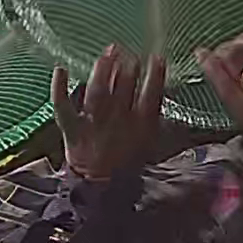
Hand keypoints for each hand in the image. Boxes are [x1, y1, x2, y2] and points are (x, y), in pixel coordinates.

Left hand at [54, 45, 163, 179]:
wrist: (101, 189)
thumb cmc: (130, 162)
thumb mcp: (154, 145)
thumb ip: (168, 128)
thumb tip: (182, 114)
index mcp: (141, 124)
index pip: (152, 95)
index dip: (156, 75)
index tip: (158, 58)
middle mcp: (118, 120)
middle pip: (124, 87)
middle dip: (129, 68)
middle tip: (131, 55)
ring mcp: (94, 123)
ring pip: (99, 91)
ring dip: (104, 70)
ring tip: (110, 52)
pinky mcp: (73, 128)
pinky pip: (64, 107)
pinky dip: (59, 88)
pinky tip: (60, 69)